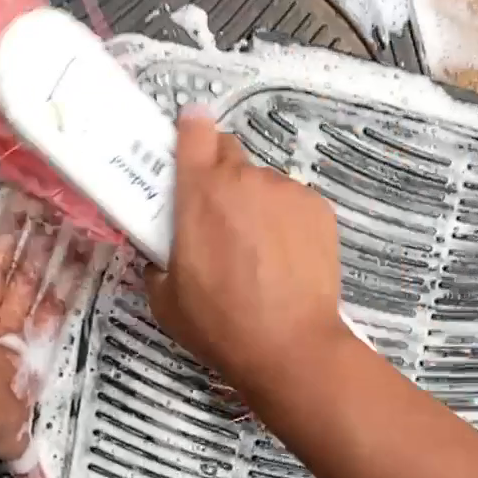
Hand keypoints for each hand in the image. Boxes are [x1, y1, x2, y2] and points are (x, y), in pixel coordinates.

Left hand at [0, 193, 92, 477]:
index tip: (86, 249)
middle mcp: (6, 332)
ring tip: (24, 205)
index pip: (58, 311)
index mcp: (30, 358)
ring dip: (10, 237)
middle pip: (33, 282)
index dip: (72, 280)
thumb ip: (31, 469)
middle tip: (62, 212)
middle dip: (50, 247)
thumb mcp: (16, 448)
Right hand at [143, 108, 352, 394]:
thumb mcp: (166, 301)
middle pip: (230, 154)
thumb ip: (158, 264)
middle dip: (220, 176)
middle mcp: (245, 179)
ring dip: (256, 205)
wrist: (289, 347)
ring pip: (264, 184)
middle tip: (218, 220)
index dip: (190, 132)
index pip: (194, 129)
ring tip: (258, 254)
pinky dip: (287, 223)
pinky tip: (285, 262)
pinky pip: (294, 205)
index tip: (189, 145)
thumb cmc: (220, 325)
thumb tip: (160, 257)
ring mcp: (287, 192)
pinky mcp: (319, 209)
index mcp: (200, 192)